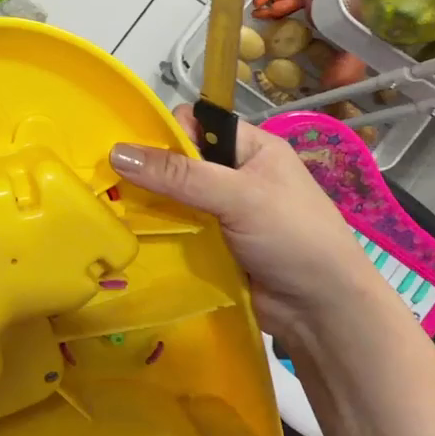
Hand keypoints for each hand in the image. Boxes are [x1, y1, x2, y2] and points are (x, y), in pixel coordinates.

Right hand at [109, 105, 378, 341]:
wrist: (323, 312)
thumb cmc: (295, 238)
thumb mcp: (239, 197)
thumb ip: (179, 175)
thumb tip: (116, 153)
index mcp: (251, 148)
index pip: (196, 123)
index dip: (166, 133)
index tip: (139, 156)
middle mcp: (234, 175)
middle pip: (176, 161)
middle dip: (147, 171)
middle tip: (112, 184)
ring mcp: (220, 212)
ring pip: (170, 197)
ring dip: (147, 205)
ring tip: (112, 211)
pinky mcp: (209, 244)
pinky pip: (172, 229)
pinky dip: (153, 232)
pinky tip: (129, 236)